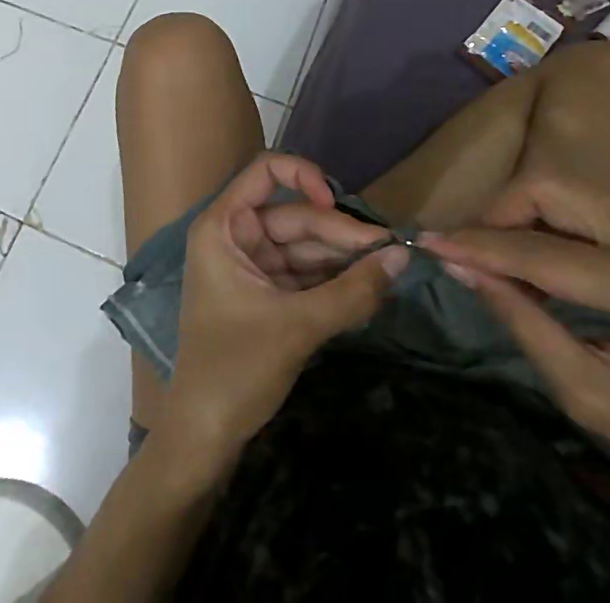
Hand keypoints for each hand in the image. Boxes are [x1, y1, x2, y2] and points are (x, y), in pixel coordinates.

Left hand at [165, 153, 408, 453]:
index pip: (266, 172)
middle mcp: (237, 239)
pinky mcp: (268, 294)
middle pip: (298, 216)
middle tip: (390, 252)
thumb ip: (354, 290)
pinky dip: (336, 279)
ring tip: (386, 272)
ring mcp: (254, 267)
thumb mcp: (299, 326)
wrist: (205, 437)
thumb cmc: (236, 370)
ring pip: (308, 245)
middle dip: (341, 235)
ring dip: (344, 259)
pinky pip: (308, 272)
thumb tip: (404, 254)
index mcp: (223, 230)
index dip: (305, 176)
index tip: (336, 203)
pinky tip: (368, 289)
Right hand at [420, 176, 609, 509]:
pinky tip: (533, 256)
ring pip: (571, 190)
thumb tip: (464, 268)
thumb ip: (526, 325)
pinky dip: (549, 223)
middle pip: (561, 192)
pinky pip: (590, 204)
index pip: (555, 255)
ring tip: (495, 259)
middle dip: (500, 215)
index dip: (485, 245)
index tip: (430, 243)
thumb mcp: (591, 398)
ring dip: (521, 217)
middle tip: (465, 252)